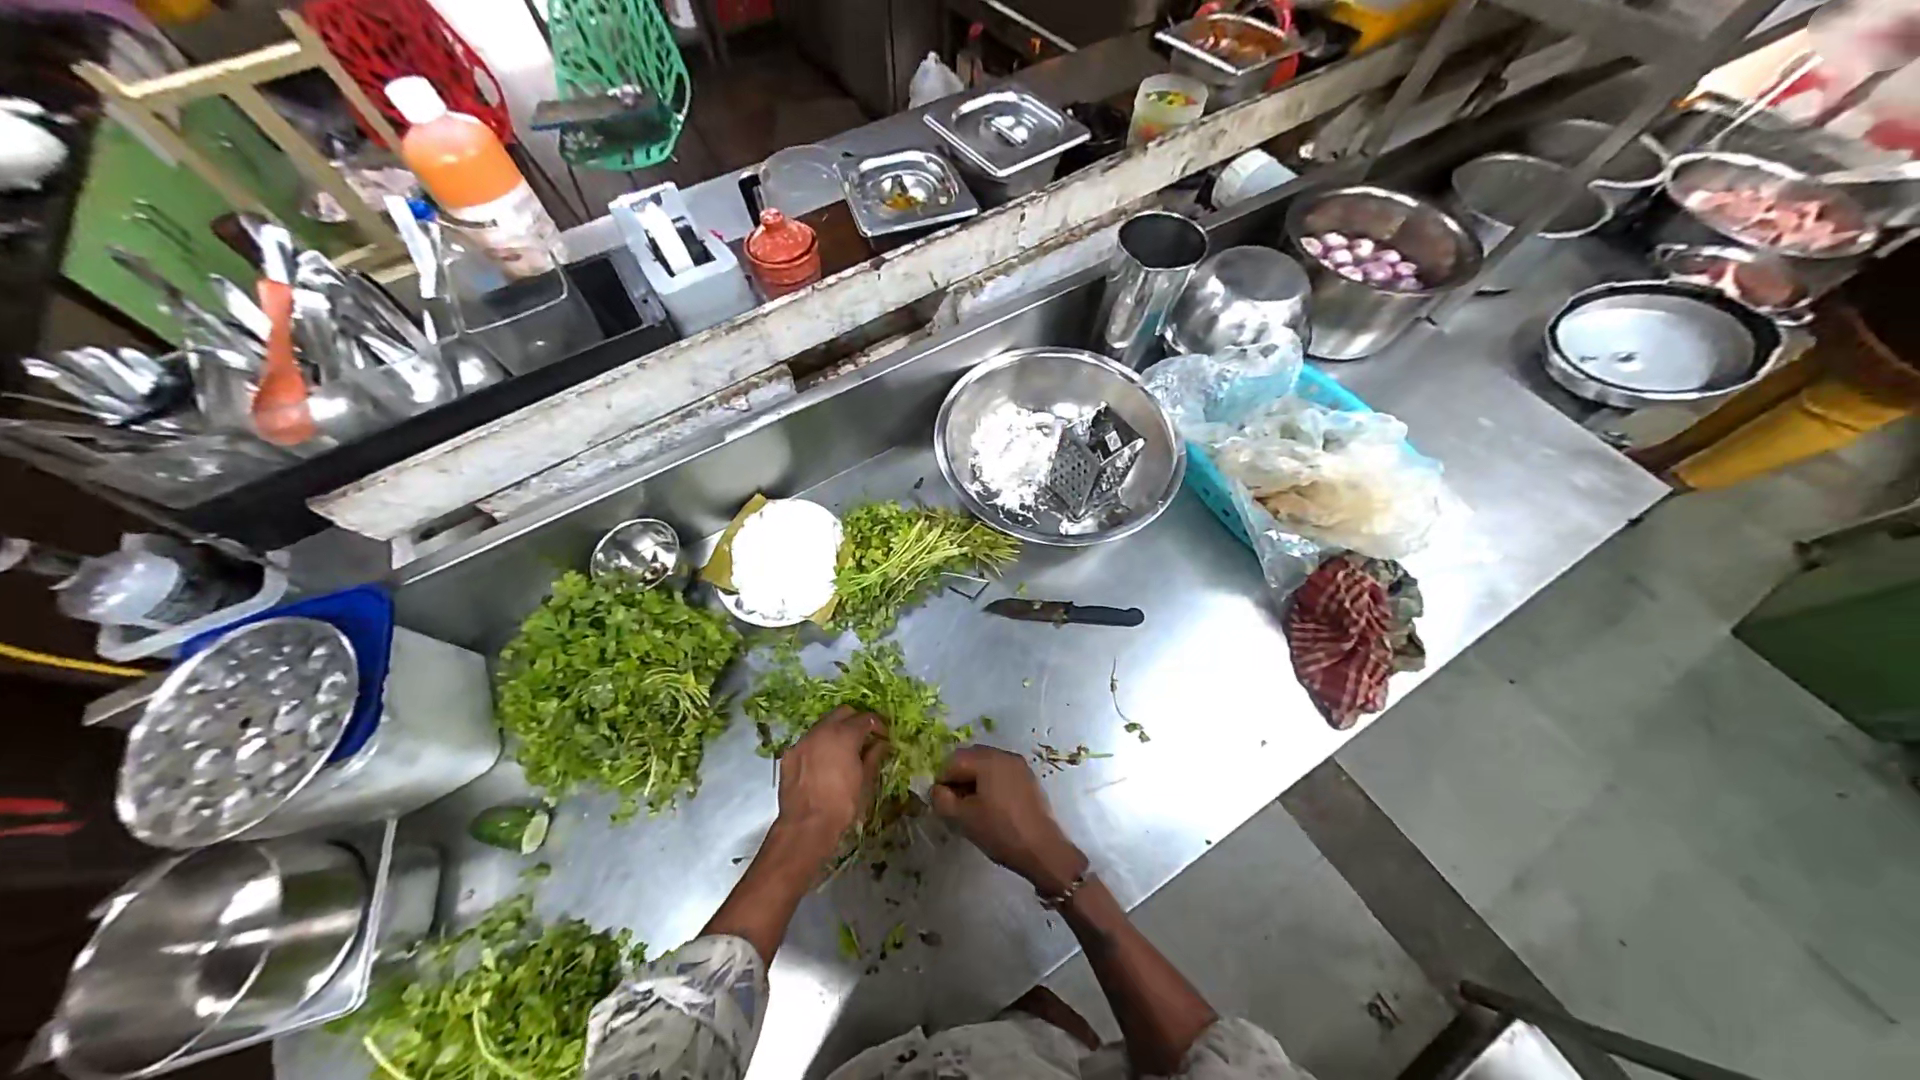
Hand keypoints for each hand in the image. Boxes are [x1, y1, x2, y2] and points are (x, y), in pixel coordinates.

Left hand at [775, 707, 888, 855]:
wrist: (807, 825)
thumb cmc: (843, 804)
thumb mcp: (866, 781)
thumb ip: (874, 757)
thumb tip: (881, 745)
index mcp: (845, 734)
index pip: (867, 718)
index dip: (878, 726)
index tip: (883, 737)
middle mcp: (822, 730)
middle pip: (843, 713)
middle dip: (856, 721)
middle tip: (865, 738)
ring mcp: (803, 741)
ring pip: (823, 725)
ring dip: (836, 731)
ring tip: (844, 750)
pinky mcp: (790, 754)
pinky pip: (808, 741)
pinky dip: (819, 745)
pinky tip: (824, 763)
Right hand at [930, 746, 1086, 894]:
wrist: (1043, 850)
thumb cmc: (1000, 831)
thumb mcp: (963, 818)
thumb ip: (942, 799)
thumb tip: (937, 789)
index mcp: (987, 759)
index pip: (953, 761)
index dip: (942, 780)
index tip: (942, 802)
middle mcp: (1004, 755)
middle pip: (971, 758)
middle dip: (958, 777)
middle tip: (955, 803)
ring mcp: (1019, 766)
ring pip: (986, 765)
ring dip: (974, 780)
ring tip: (973, 807)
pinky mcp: (1028, 778)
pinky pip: (1001, 773)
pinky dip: (990, 784)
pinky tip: (991, 807)